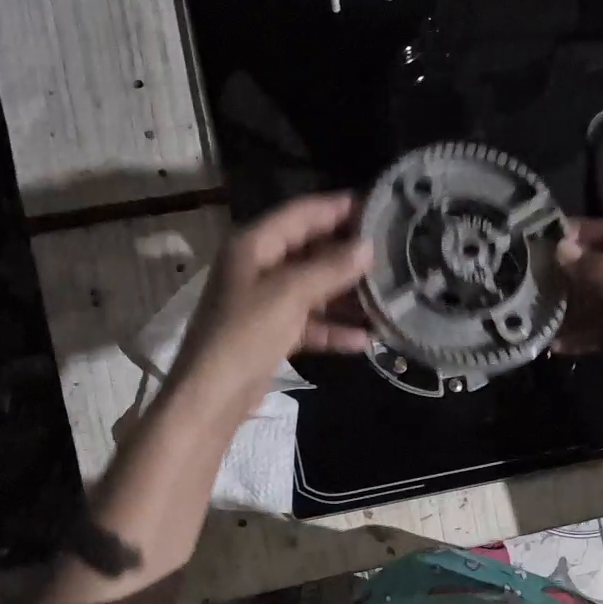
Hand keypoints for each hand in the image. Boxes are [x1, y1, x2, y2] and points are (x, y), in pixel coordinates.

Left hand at [169, 193, 372, 417]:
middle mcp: (257, 268)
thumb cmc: (245, 335)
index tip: (378, 208)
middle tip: (390, 255)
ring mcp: (263, 303)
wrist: (212, 395)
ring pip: (312, 290)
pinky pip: (308, 324)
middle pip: (309, 252)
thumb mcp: (290, 295)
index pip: (301, 214)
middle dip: (347, 256)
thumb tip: (366, 248)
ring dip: (345, 297)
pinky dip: (332, 330)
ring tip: (385, 298)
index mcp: (253, 245)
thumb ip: (329, 269)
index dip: (338, 208)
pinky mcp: (271, 335)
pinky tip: (363, 340)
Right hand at [556, 218, 602, 419]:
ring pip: (601, 300)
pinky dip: (582, 335)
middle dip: (574, 273)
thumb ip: (602, 271)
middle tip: (538, 275)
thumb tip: (562, 248)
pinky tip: (558, 343)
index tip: (549, 235)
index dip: (586, 233)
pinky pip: (602, 330)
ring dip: (574, 308)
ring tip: (543, 313)